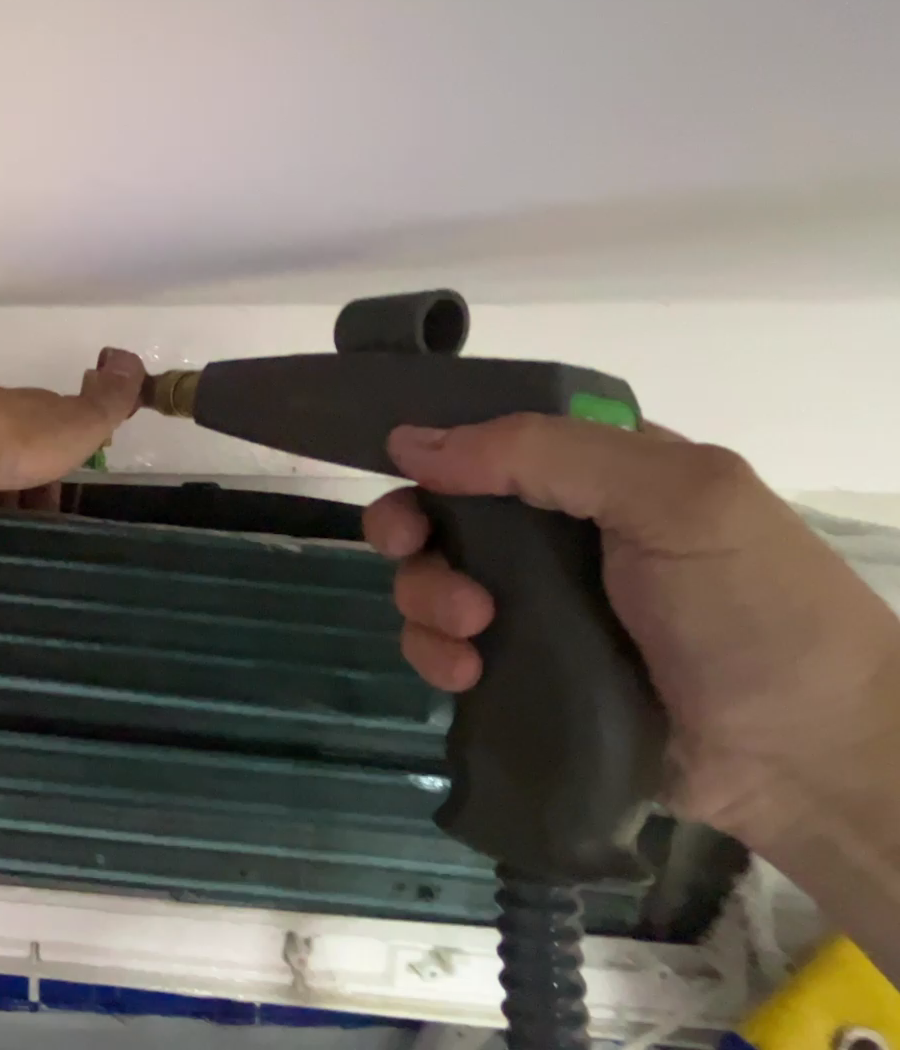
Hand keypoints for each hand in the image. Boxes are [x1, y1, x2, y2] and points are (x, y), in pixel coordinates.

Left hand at [0, 347, 145, 491]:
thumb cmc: (19, 439)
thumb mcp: (78, 423)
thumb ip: (107, 399)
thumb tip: (127, 358)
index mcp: (32, 404)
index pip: (56, 413)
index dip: (69, 435)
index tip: (75, 463)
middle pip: (18, 433)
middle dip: (32, 460)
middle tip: (42, 498)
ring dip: (0, 474)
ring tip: (9, 506)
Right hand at [361, 414, 899, 841]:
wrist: (803, 764)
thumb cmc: (755, 612)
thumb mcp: (675, 501)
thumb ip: (542, 455)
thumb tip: (407, 442)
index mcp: (595, 477)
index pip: (490, 442)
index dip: (437, 451)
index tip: (403, 471)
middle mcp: (553, 535)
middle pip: (441, 512)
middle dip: (412, 531)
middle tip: (410, 550)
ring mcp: (529, 604)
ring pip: (428, 579)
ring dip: (427, 600)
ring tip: (472, 632)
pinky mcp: (512, 666)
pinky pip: (438, 645)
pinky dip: (435, 655)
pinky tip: (466, 674)